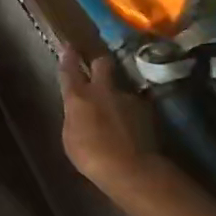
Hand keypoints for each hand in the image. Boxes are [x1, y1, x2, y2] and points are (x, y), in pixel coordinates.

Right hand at [59, 46, 156, 189]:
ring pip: (121, 87)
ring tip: (116, 113)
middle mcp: (104, 91)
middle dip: (99, 63)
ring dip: (116, 95)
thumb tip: (79, 110)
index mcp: (79, 98)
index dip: (68, 58)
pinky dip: (130, 113)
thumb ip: (74, 117)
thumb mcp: (70, 137)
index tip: (69, 47)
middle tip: (97, 67)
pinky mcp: (147, 110)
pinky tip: (130, 127)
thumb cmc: (90, 156)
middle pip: (102, 64)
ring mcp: (128, 98)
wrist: (130, 168)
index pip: (70, 71)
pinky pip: (134, 106)